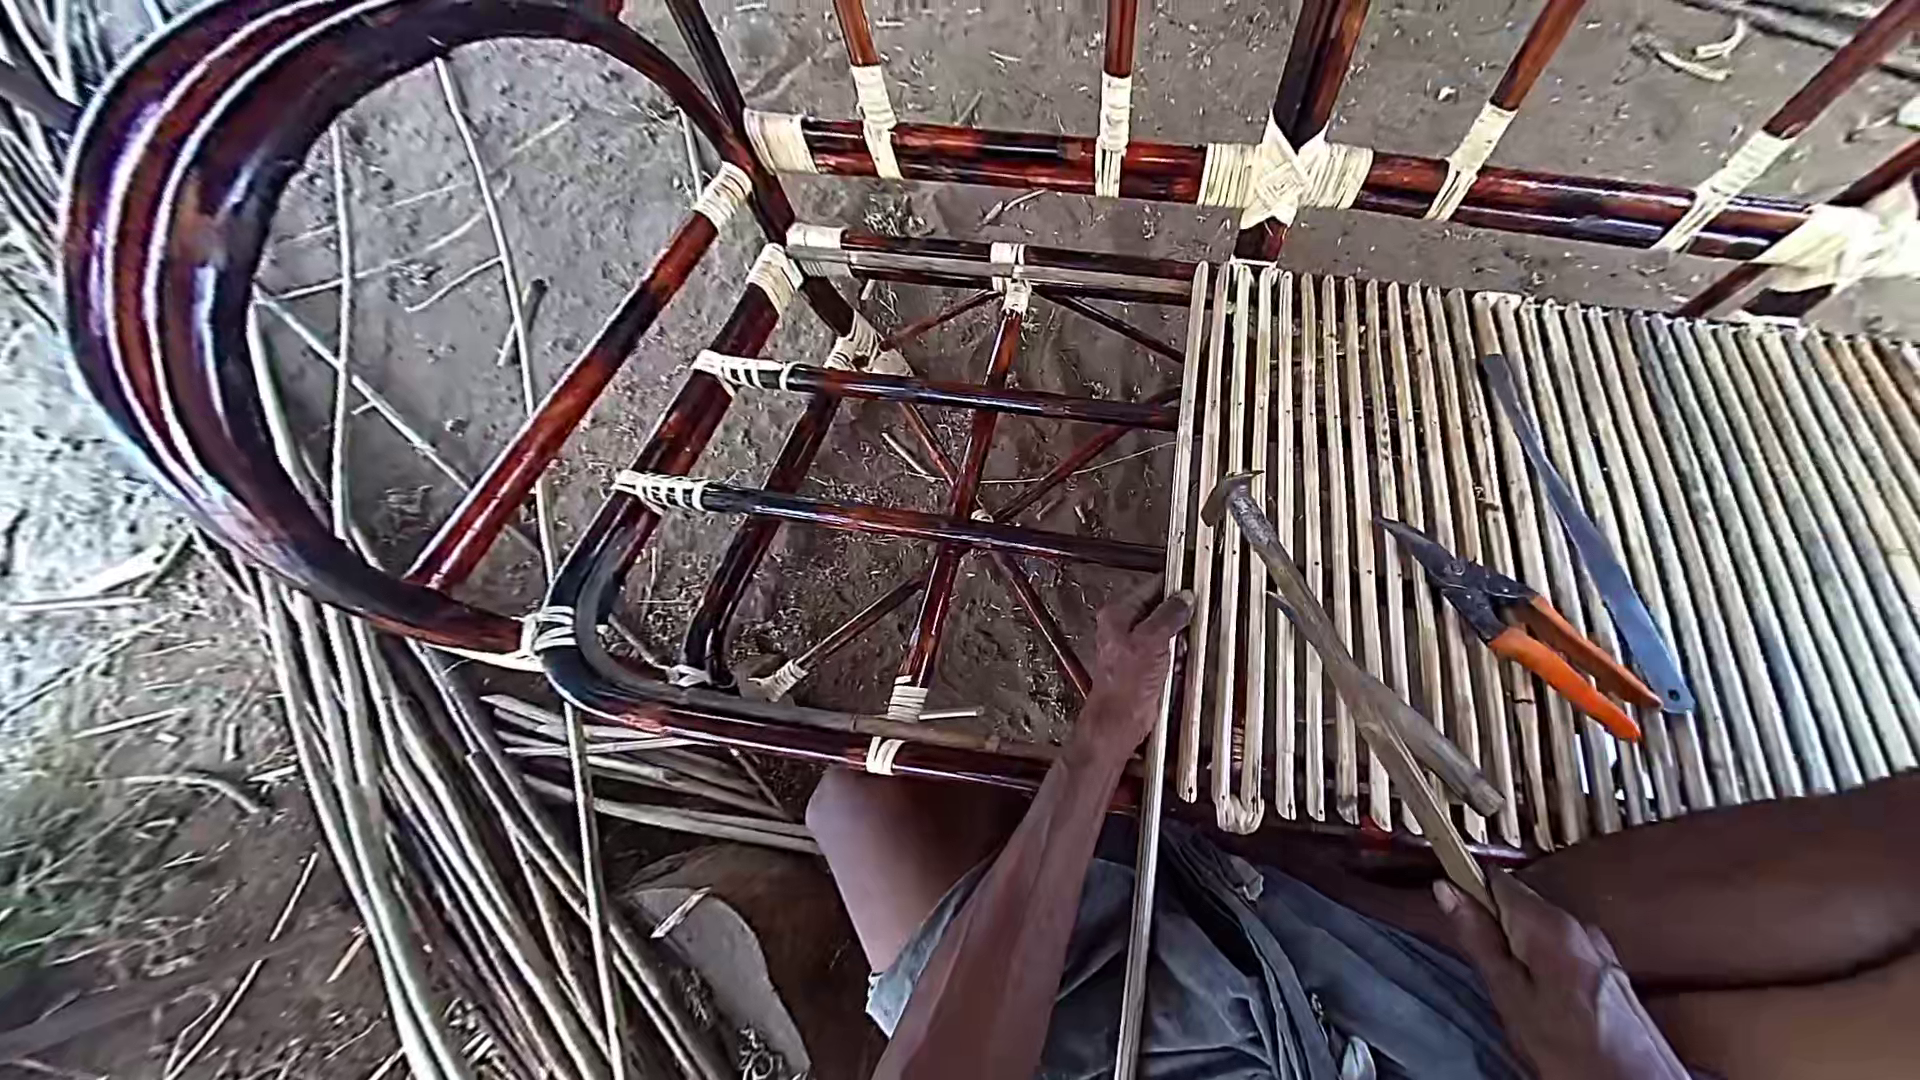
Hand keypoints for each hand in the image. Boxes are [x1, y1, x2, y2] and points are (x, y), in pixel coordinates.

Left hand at [1070, 582, 1192, 766]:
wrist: (1120, 719)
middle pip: (1159, 607)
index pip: (1149, 587)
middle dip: (1179, 615)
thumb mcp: (1151, 641)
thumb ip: (1168, 615)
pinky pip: (1168, 649)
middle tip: (1195, 616)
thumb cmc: (1125, 684)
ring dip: (1180, 637)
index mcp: (1117, 614)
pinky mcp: (1144, 662)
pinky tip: (1180, 661)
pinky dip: (1177, 653)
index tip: (1195, 582)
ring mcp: (1133, 644)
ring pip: (1166, 629)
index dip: (1173, 584)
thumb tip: (1184, 597)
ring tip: (1184, 646)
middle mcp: (1123, 626)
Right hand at [1436, 872, 1689, 1079]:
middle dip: (1495, 924)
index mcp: (1548, 922)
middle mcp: (1578, 924)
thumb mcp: (1508, 992)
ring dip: (1518, 945)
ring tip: (1518, 988)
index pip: (1492, 878)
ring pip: (1536, 926)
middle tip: (1489, 965)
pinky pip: (1560, 946)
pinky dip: (1543, 960)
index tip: (1458, 919)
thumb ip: (1476, 936)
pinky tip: (1547, 999)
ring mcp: (1599, 948)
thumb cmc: (1569, 1047)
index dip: (1469, 891)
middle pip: (1515, 902)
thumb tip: (1444, 887)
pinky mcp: (1612, 971)